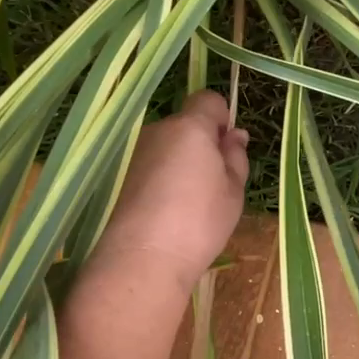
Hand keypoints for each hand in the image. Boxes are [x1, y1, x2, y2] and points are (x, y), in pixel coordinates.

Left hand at [91, 91, 249, 290]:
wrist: (144, 257)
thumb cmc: (200, 220)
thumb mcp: (234, 189)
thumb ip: (235, 157)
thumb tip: (235, 136)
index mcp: (190, 127)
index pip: (209, 100)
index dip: (223, 119)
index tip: (229, 149)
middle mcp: (159, 130)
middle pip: (187, 124)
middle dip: (203, 143)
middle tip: (217, 182)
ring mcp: (136, 153)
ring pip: (170, 146)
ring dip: (184, 162)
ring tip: (193, 201)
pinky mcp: (123, 176)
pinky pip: (154, 165)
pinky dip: (166, 178)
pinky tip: (171, 210)